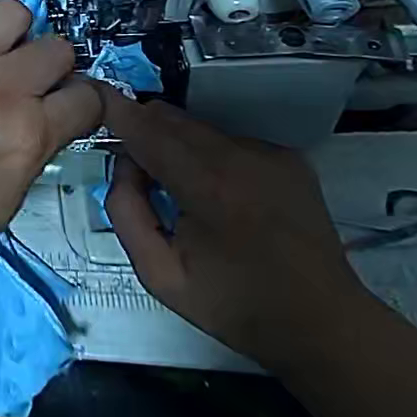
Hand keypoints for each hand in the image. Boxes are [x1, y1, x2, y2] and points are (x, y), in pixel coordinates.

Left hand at [0, 0, 102, 303]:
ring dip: (11, 37)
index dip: (83, 104)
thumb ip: (38, 145)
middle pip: (57, 48)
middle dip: (52, 70)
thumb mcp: (8, 200)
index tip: (70, 106)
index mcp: (25, 135)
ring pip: (13, 12)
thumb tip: (54, 112)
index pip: (87, 97)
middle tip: (30, 85)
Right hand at [101, 92, 367, 365]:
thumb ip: (126, 214)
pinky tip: (224, 196)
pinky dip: (212, 156)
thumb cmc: (237, 307)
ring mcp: (268, 152)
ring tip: (184, 193)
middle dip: (144, 132)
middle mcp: (240, 155)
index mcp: (207, 186)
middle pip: (171, 120)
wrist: (323, 325)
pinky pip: (230, 141)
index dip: (116, 109)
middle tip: (139, 173)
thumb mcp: (161, 277)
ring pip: (200, 129)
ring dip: (178, 146)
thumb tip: (124, 165)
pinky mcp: (287, 155)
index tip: (93, 91)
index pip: (148, 131)